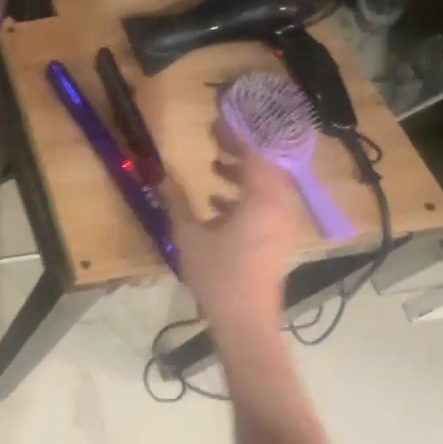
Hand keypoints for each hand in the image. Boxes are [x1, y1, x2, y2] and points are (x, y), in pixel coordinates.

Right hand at [169, 124, 298, 334]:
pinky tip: (217, 201)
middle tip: (215, 138)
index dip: (237, 135)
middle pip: (267, 167)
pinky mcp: (277, 241)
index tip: (216, 122)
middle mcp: (280, 208)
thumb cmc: (217, 275)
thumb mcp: (188, 235)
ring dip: (244, 173)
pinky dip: (245, 196)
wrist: (245, 322)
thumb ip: (176, 201)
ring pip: (268, 187)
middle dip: (242, 150)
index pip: (255, 154)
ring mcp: (282, 226)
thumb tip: (160, 175)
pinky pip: (266, 206)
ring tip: (216, 164)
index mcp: (262, 200)